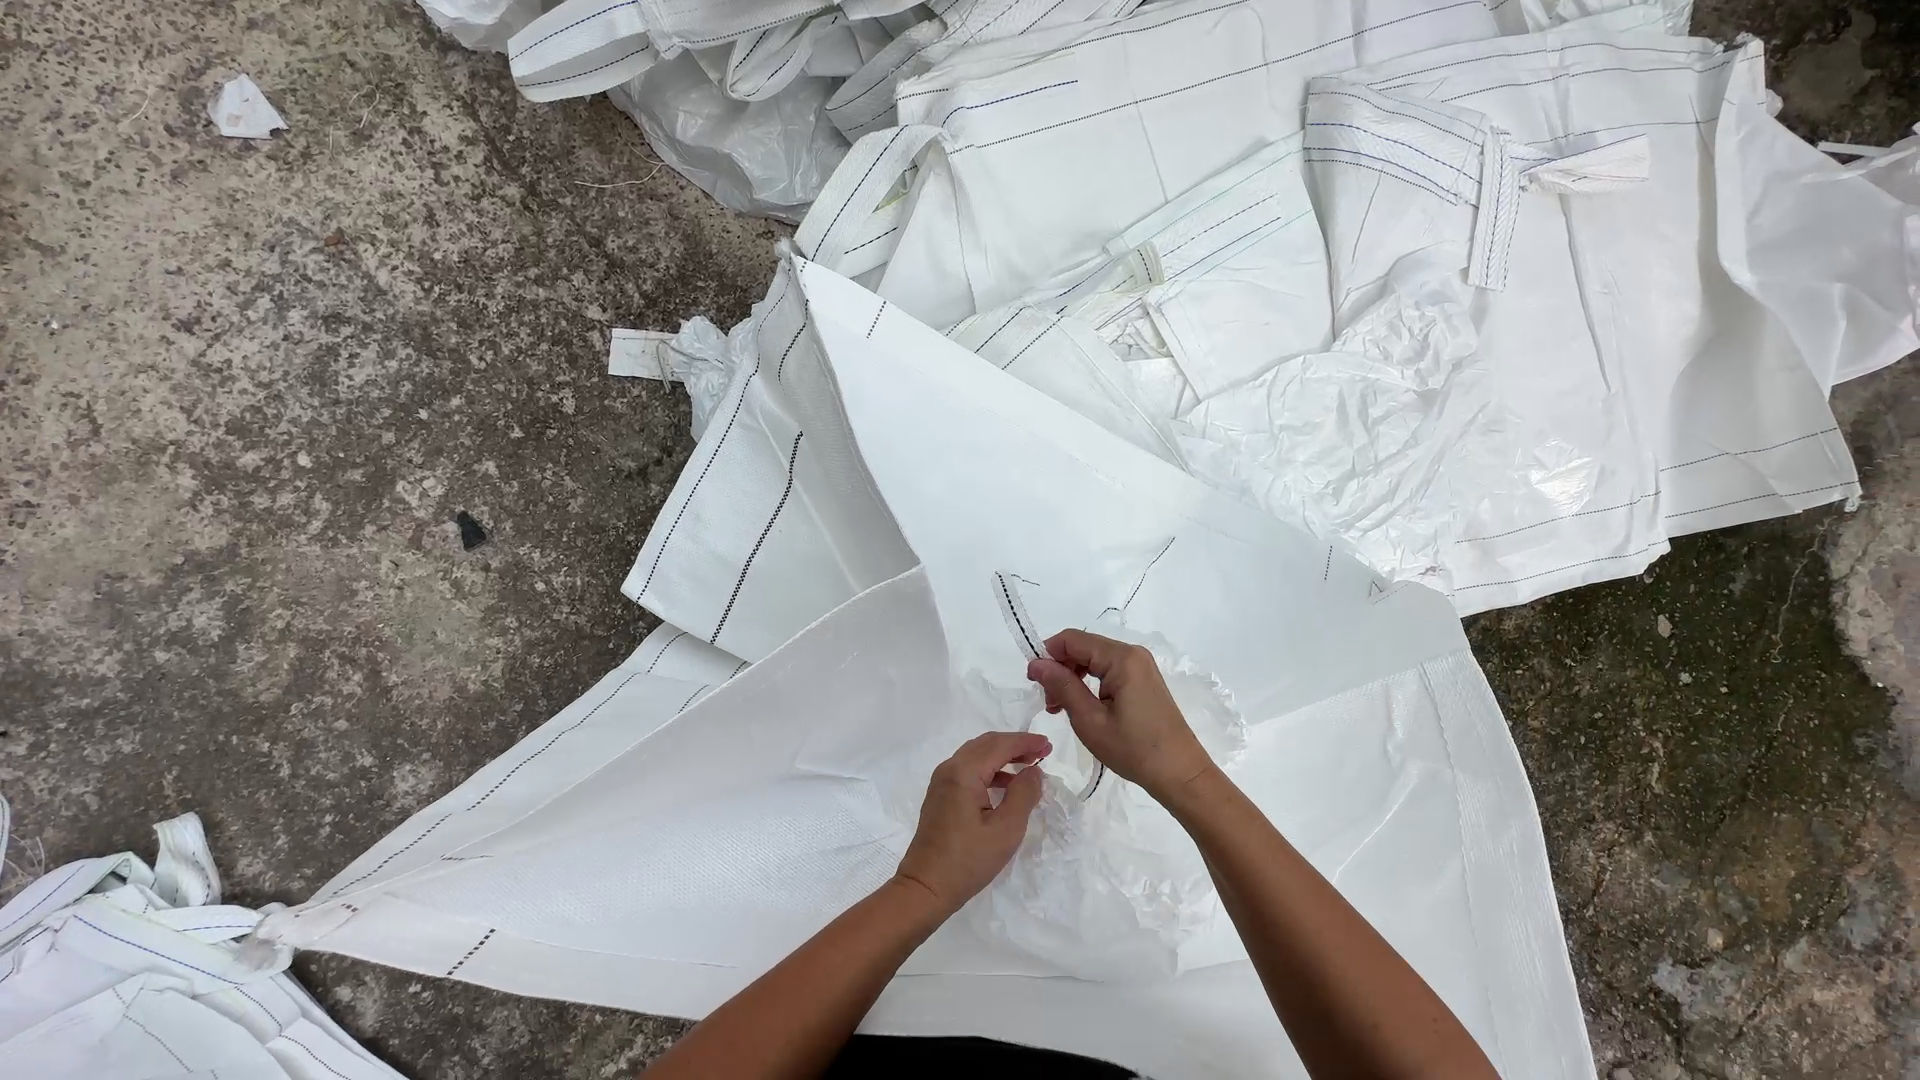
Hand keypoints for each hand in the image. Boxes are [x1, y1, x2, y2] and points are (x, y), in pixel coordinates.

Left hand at [895, 731, 1050, 915]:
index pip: (999, 746)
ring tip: (1029, 767)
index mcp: (963, 772)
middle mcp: (949, 769)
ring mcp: (942, 782)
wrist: (926, 887)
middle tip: (1042, 753)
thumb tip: (1033, 771)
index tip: (1049, 745)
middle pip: (986, 744)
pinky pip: (968, 770)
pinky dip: (990, 770)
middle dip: (1015, 745)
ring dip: (1003, 757)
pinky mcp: (941, 795)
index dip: (1026, 742)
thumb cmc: (968, 861)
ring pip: (976, 756)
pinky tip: (1006, 786)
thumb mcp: (1006, 830)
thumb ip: (1023, 795)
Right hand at [1026, 628, 1215, 802]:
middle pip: (1083, 647)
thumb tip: (1036, 663)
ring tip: (1060, 709)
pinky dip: (1089, 684)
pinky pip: (1108, 671)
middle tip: (1049, 703)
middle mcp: (1133, 653)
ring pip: (1094, 660)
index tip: (1033, 682)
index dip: (1047, 655)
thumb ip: (1062, 686)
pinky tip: (1081, 706)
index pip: (1072, 639)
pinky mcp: (1144, 680)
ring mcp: (1141, 666)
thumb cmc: (1134, 749)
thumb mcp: (1090, 720)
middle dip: (1060, 669)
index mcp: (1121, 658)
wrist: (1180, 773)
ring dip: (1072, 678)